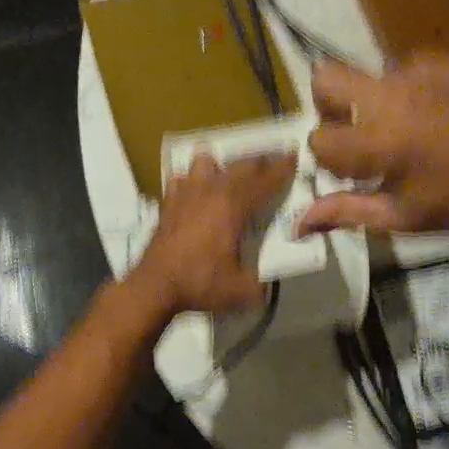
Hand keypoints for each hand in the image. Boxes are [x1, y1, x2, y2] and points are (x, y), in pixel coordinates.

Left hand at [125, 152, 297, 317]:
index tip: (293, 156)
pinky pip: (180, 179)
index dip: (282, 168)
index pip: (264, 180)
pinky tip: (194, 191)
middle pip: (239, 165)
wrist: (155, 286)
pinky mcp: (167, 202)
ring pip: (204, 161)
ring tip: (228, 174)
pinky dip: (191, 180)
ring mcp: (185, 193)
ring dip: (220, 164)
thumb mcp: (242, 292)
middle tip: (272, 160)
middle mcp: (211, 192)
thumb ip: (261, 285)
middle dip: (259, 161)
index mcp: (233, 207)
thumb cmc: (201, 283)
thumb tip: (266, 286)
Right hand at [297, 55, 448, 237]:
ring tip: (410, 130)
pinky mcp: (442, 58)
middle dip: (328, 105)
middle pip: (324, 77)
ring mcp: (418, 70)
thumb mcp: (405, 216)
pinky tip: (437, 117)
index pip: (319, 138)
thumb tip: (295, 224)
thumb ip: (347, 212)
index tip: (353, 171)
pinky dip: (408, 92)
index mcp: (380, 140)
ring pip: (367, 76)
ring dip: (373, 102)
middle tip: (356, 133)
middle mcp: (391, 95)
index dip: (329, 158)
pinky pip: (404, 70)